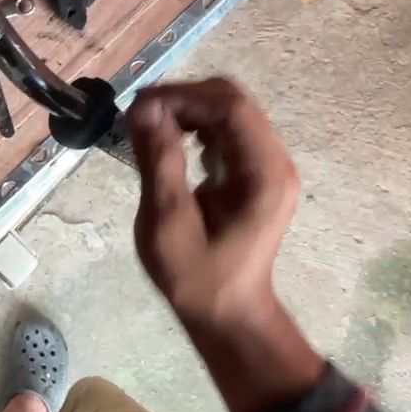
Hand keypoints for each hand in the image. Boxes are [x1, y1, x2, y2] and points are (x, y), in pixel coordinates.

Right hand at [125, 78, 299, 334]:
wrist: (226, 315)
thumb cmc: (196, 277)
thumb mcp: (168, 221)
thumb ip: (159, 160)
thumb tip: (141, 109)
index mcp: (263, 174)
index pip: (229, 107)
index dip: (181, 97)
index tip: (138, 109)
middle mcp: (272, 161)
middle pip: (232, 101)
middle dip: (182, 98)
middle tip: (138, 115)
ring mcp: (265, 166)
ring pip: (227, 110)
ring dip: (184, 109)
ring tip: (145, 126)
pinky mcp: (250, 171)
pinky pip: (223, 130)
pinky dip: (191, 125)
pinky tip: (165, 140)